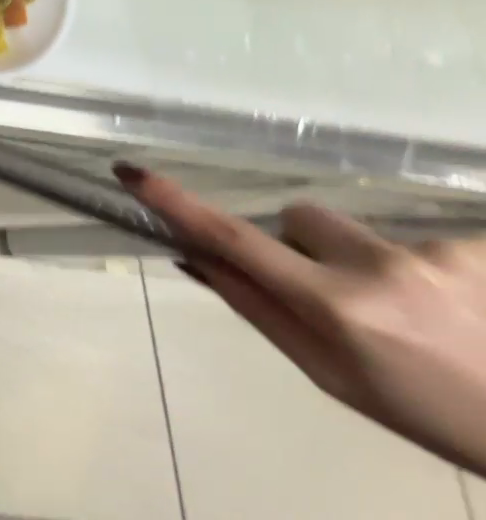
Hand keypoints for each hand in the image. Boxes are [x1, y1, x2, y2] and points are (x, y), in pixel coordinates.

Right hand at [119, 163, 485, 474]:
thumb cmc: (423, 412)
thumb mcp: (330, 375)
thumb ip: (259, 309)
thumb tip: (195, 256)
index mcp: (336, 306)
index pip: (235, 242)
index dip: (179, 205)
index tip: (134, 173)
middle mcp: (383, 268)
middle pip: (299, 218)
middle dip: (301, 245)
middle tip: (336, 296)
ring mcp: (441, 255)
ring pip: (357, 230)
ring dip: (364, 259)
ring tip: (415, 313)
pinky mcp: (483, 249)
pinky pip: (419, 241)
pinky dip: (425, 270)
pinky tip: (459, 311)